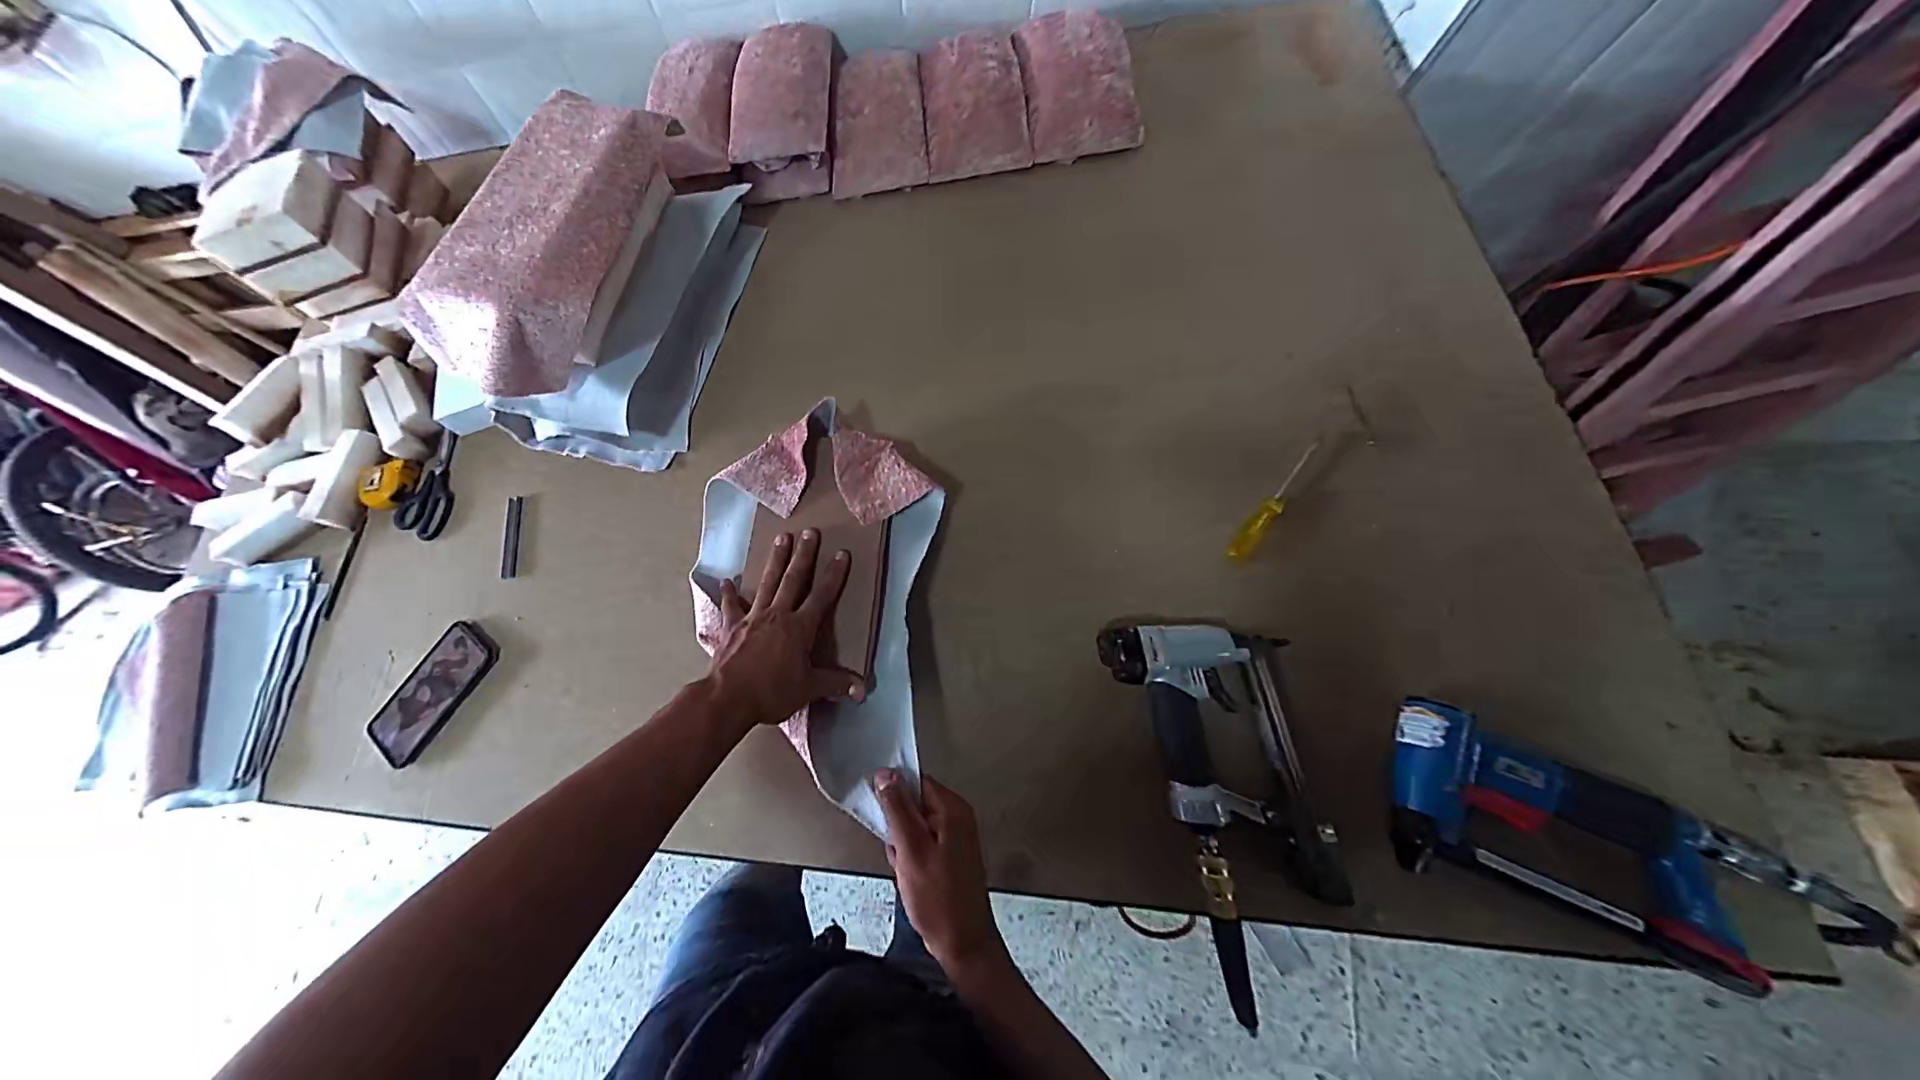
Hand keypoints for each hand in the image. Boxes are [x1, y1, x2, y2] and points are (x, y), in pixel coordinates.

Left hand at [708, 529, 865, 728]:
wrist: (728, 698)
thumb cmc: (772, 692)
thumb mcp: (808, 689)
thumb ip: (834, 684)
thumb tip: (862, 689)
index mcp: (799, 628)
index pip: (822, 595)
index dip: (834, 574)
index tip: (841, 553)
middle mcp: (777, 616)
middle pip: (793, 579)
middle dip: (803, 555)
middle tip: (809, 532)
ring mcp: (752, 619)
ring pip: (767, 583)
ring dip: (775, 560)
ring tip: (781, 538)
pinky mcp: (732, 628)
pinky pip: (731, 607)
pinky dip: (729, 594)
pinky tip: (726, 581)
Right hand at [875, 769, 1008, 973]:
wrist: (962, 943)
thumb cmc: (940, 901)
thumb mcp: (911, 850)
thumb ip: (897, 810)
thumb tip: (886, 776)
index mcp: (953, 809)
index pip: (916, 781)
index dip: (895, 795)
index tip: (883, 815)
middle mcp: (958, 818)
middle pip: (914, 804)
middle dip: (898, 827)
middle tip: (900, 851)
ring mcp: (955, 837)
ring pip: (915, 827)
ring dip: (903, 845)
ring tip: (907, 869)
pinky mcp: (950, 855)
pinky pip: (921, 844)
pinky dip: (911, 857)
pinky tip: (912, 876)